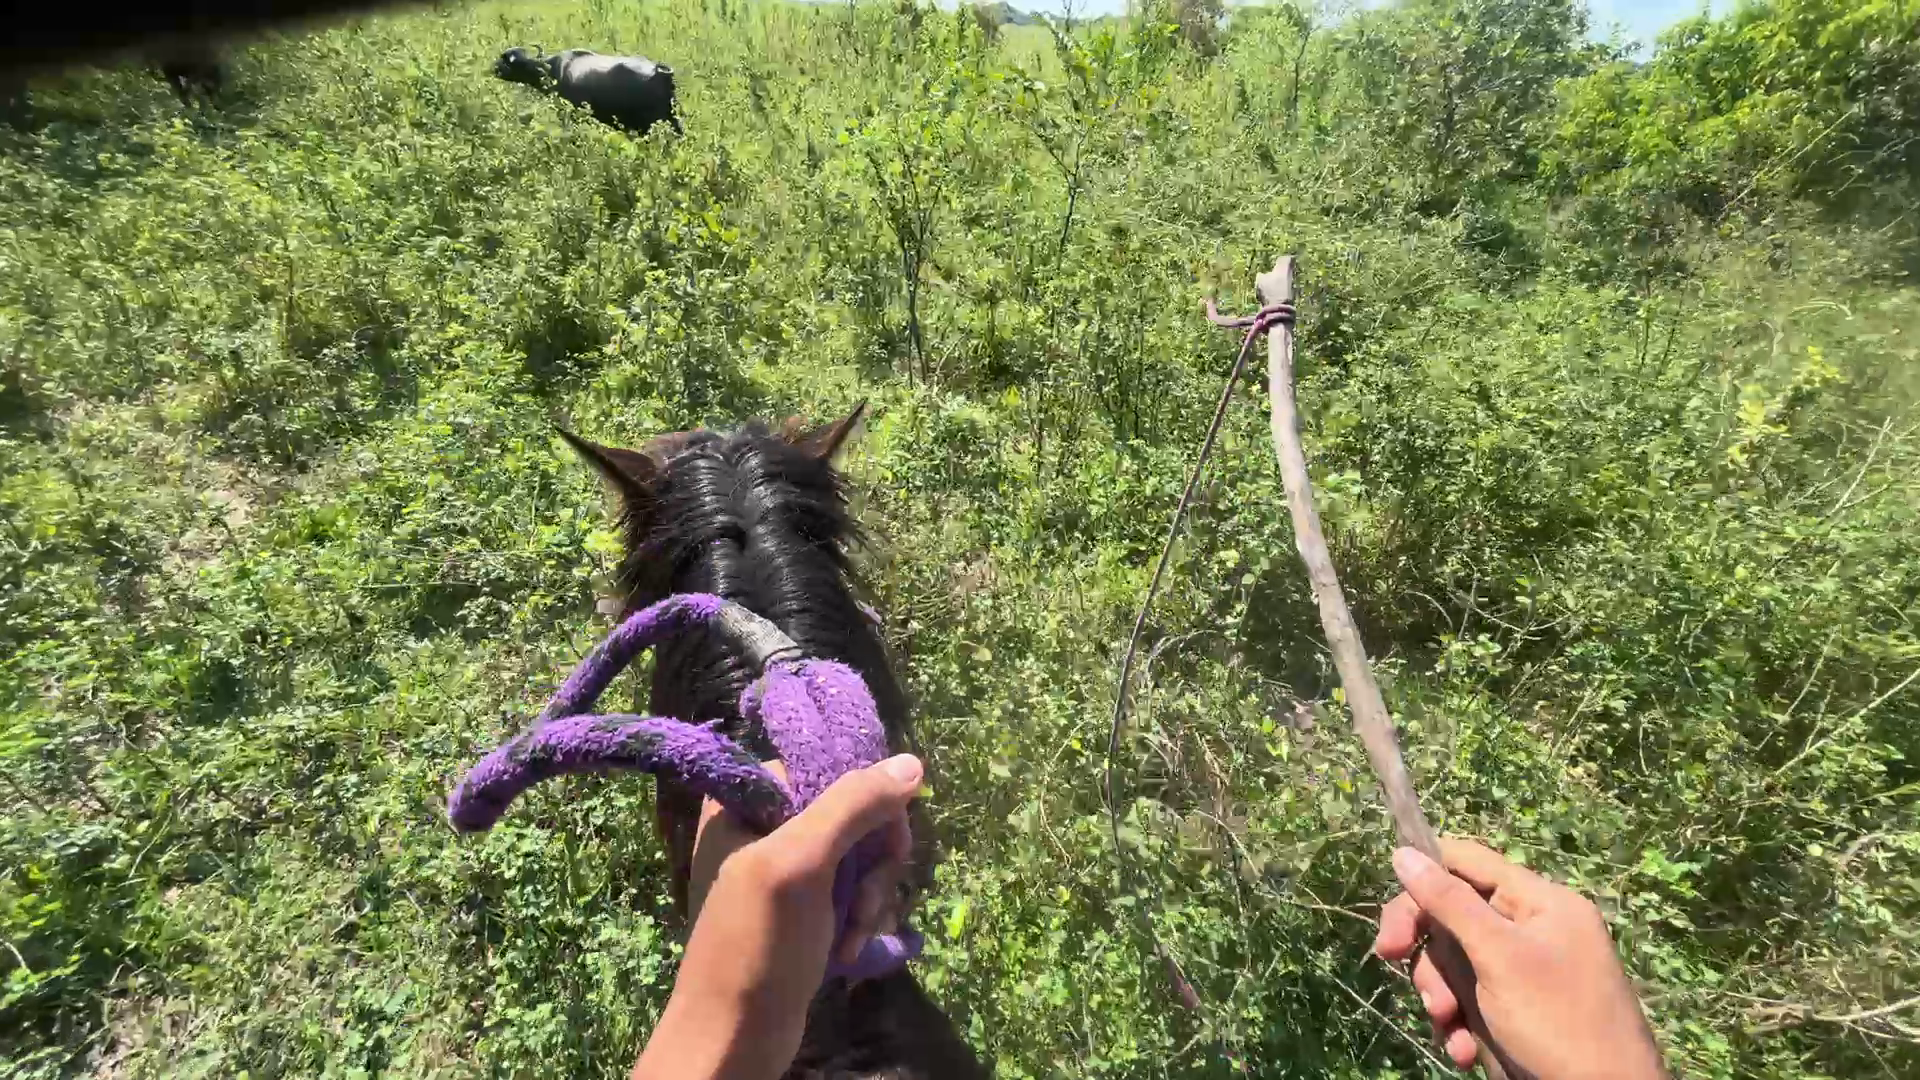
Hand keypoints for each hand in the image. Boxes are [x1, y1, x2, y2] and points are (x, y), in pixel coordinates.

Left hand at [631, 754, 921, 1079]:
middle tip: (865, 898)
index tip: (883, 840)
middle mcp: (765, 824)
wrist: (730, 1048)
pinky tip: (850, 947)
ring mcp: (785, 867)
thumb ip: (853, 805)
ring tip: (854, 931)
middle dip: (872, 859)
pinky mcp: (802, 904)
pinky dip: (861, 915)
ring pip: (860, 851)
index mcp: (748, 799)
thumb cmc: (756, 947)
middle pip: (853, 811)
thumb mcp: (802, 864)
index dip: (866, 800)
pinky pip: (852, 887)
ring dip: (870, 893)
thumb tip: (912, 763)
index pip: (830, 768)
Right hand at [1373, 839, 1666, 1079]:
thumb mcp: (1498, 956)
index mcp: (1539, 902)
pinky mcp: (1514, 1002)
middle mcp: (1531, 926)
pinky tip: (1459, 1044)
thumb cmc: (1559, 1025)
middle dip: (1422, 941)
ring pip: (1451, 953)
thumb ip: (1449, 901)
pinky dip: (1456, 1016)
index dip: (1423, 873)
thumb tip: (1401, 852)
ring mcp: (1522, 966)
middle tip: (1389, 956)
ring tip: (1445, 1022)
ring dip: (1437, 987)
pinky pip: (1467, 989)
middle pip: (1450, 908)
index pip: (1465, 860)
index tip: (1396, 904)